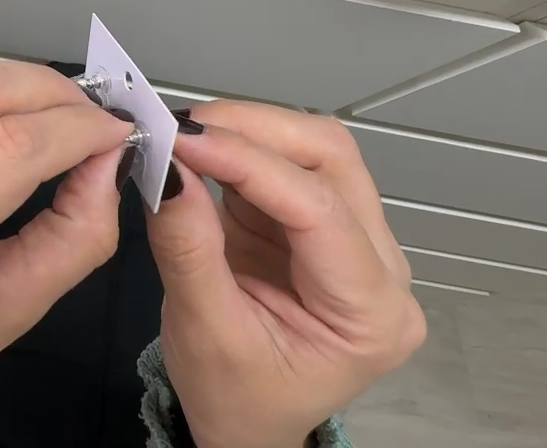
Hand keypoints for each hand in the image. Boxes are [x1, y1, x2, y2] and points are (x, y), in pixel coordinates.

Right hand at [145, 102, 424, 447]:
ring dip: (245, 129)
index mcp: (369, 312)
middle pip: (332, 159)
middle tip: (183, 127)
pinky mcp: (310, 220)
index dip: (249, 161)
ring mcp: (350, 238)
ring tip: (182, 137)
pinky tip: (197, 150)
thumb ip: (188, 247)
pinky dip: (234, 144)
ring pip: (311, 148)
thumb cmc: (233, 395)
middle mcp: (379, 266)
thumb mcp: (204, 331)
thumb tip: (167, 166)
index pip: (319, 209)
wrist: (244, 421)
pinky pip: (280, 161)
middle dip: (255, 128)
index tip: (180, 138)